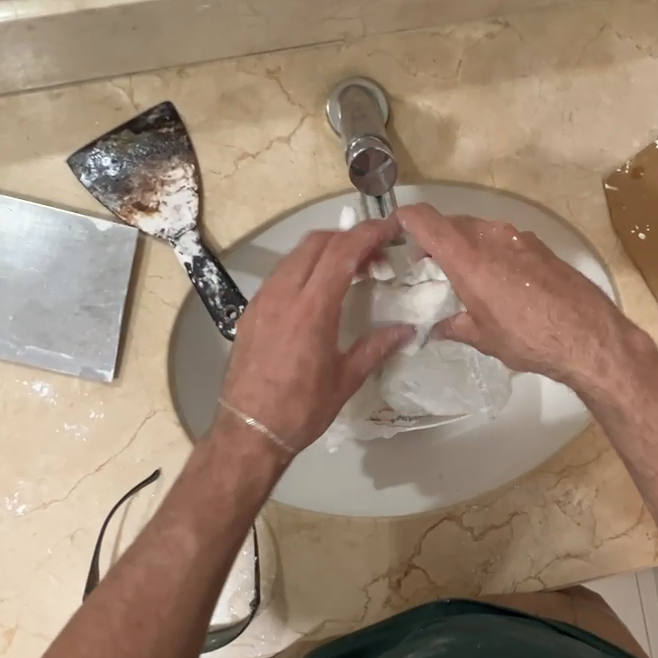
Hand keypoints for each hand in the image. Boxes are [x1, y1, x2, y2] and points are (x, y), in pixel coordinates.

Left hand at [219, 216, 412, 452]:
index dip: (369, 234)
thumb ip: (376, 347)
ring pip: (296, 256)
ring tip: (350, 272)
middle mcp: (284, 294)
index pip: (342, 252)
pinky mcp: (252, 312)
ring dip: (325, 253)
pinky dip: (305, 270)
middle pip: (317, 244)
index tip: (391, 227)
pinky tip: (318, 293)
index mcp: (312, 308)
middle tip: (375, 255)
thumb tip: (407, 331)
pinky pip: (281, 276)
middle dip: (349, 239)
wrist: (250, 429)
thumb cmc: (302, 408)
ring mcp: (263, 301)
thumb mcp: (346, 379)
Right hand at [395, 203, 651, 391]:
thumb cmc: (530, 338)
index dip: (405, 220)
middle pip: (452, 224)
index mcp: (469, 257)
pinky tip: (496, 281)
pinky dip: (490, 253)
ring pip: (479, 231)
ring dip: (464, 246)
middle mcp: (492, 237)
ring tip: (461, 276)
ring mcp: (519, 238)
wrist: (589, 336)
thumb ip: (456, 327)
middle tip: (426, 265)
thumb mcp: (484, 338)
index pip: (425, 220)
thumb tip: (439, 328)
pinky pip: (504, 240)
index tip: (394, 230)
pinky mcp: (540, 246)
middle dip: (434, 240)